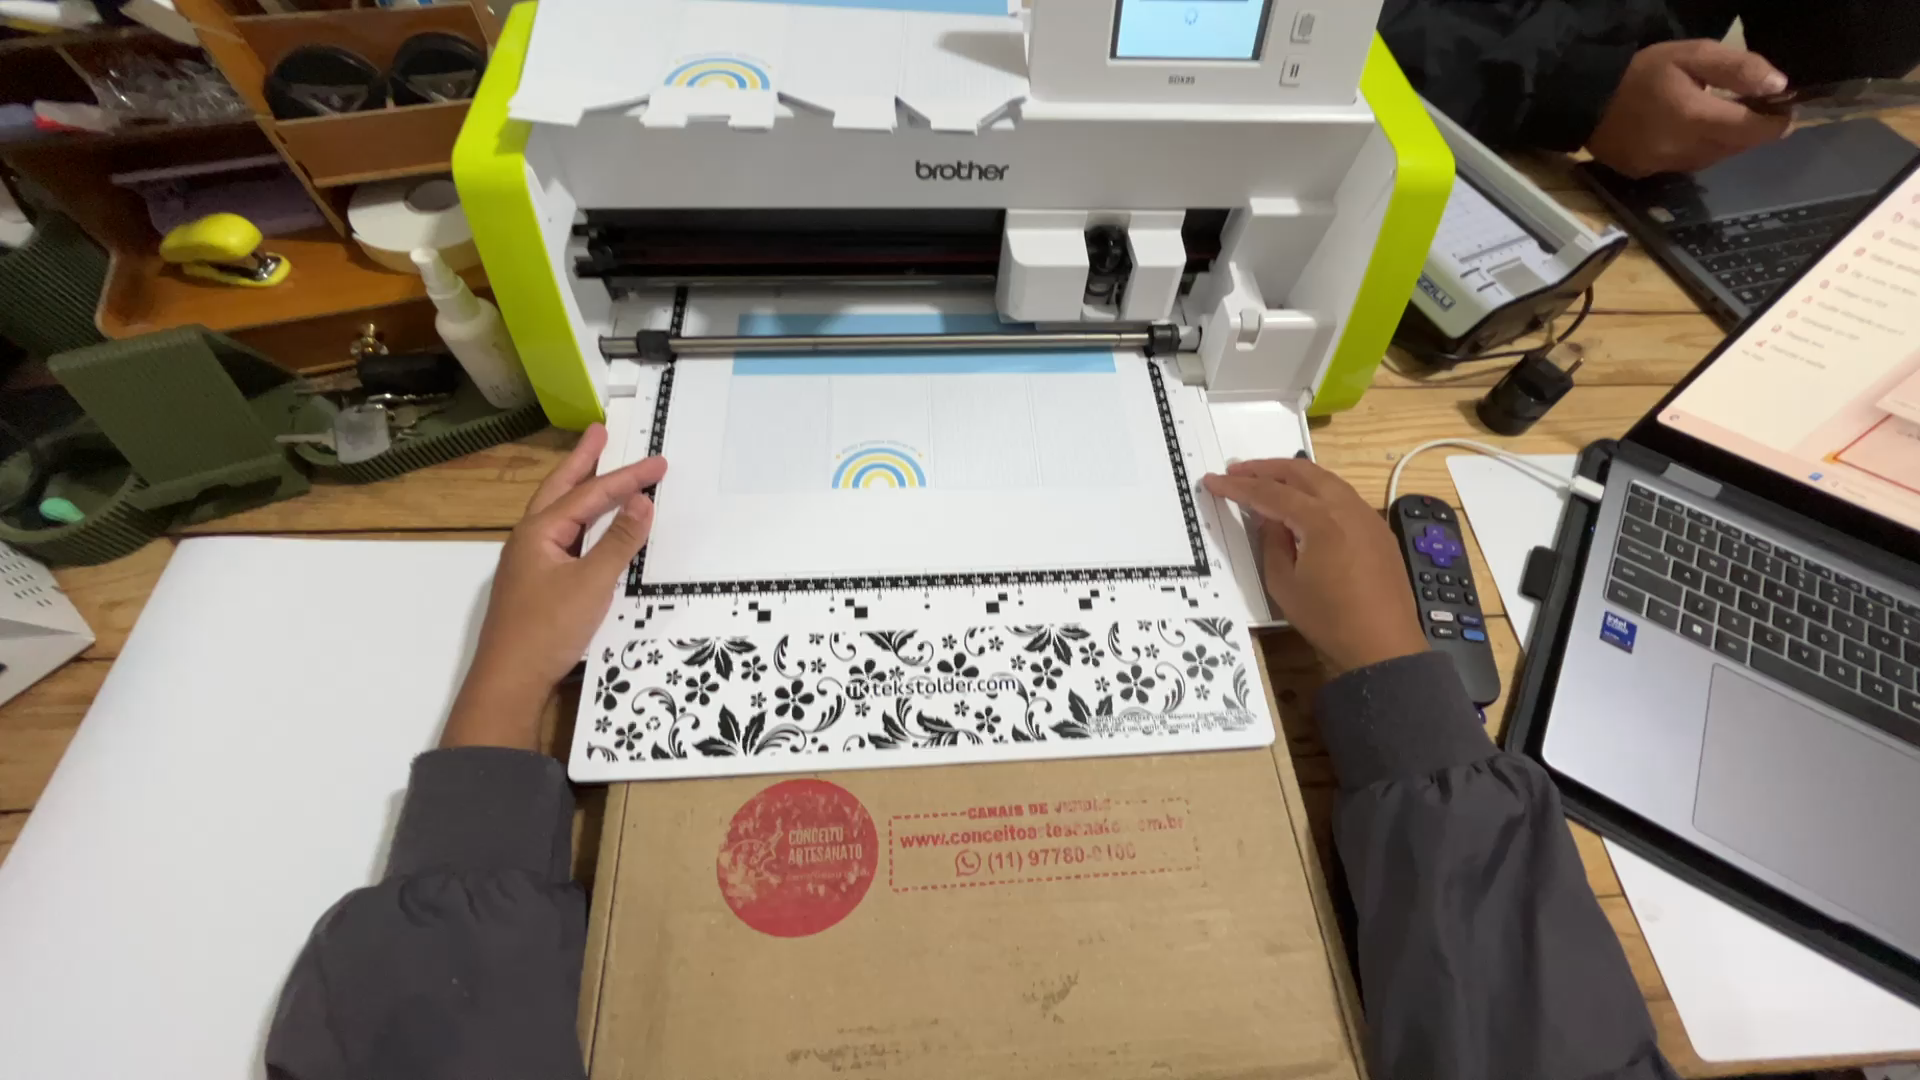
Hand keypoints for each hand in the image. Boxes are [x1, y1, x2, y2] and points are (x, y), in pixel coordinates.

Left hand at [442, 424, 667, 748]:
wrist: (511, 680)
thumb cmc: (548, 629)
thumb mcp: (591, 584)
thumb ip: (619, 542)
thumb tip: (644, 502)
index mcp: (539, 532)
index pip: (590, 495)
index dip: (627, 478)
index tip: (660, 463)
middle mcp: (531, 538)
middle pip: (561, 489)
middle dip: (583, 460)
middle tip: (601, 432)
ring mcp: (532, 559)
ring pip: (560, 511)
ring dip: (580, 486)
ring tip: (597, 466)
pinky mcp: (538, 579)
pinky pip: (565, 533)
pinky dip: (581, 517)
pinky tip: (591, 523)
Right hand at [1203, 459, 1427, 675]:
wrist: (1382, 646)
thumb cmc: (1327, 619)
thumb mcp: (1283, 583)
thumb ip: (1272, 542)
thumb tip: (1270, 519)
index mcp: (1320, 521)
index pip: (1270, 493)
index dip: (1237, 486)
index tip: (1212, 480)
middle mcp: (1347, 508)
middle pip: (1301, 472)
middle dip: (1266, 468)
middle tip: (1236, 471)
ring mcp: (1367, 516)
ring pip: (1325, 480)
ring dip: (1292, 476)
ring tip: (1265, 482)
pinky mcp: (1377, 530)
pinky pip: (1341, 496)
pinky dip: (1315, 490)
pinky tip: (1301, 503)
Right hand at [1587, 39, 1789, 177]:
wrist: (1584, 102)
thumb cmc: (1641, 73)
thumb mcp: (1696, 54)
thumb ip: (1740, 68)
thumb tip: (1779, 86)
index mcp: (1696, 119)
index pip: (1752, 131)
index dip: (1776, 123)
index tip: (1784, 110)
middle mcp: (1678, 149)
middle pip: (1732, 149)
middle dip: (1750, 133)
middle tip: (1756, 114)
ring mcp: (1657, 164)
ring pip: (1708, 161)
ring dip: (1723, 145)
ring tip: (1725, 125)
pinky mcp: (1640, 171)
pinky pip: (1680, 166)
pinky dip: (1694, 154)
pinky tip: (1690, 138)